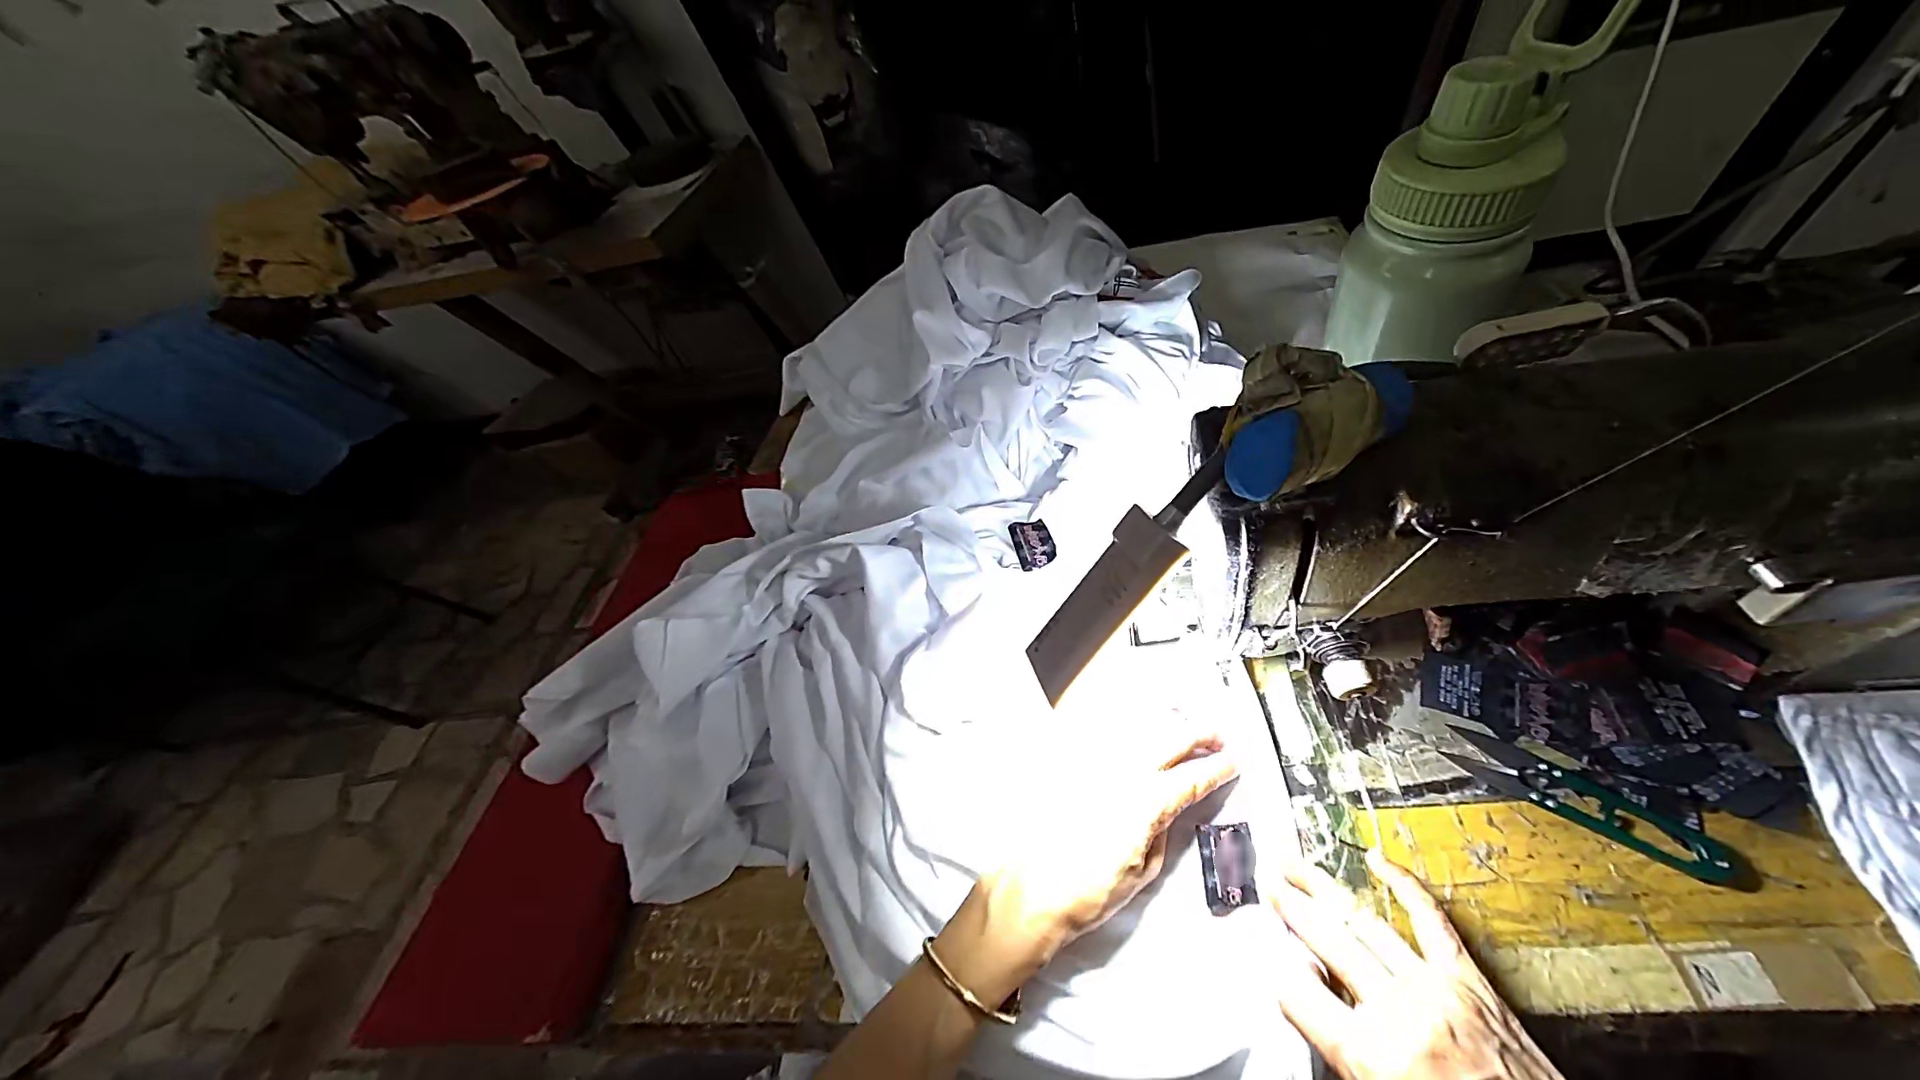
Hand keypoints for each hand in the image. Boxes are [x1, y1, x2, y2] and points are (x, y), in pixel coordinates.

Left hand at [951, 719, 1237, 982]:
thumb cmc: (1086, 891)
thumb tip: (1169, 812)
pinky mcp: (1070, 768)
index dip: (1216, 770)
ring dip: (1162, 726)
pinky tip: (1133, 730)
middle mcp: (1120, 775)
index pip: (1191, 779)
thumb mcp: (1144, 871)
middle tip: (1214, 736)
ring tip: (1179, 722)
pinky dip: (1125, 731)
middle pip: (1167, 740)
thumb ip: (1163, 833)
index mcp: (1146, 802)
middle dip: (1196, 735)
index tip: (1231, 763)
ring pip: (1135, 732)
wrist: (1032, 890)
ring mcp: (1092, 767)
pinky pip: (1103, 739)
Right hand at [1272, 848, 1562, 1079]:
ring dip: (1322, 888)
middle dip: (1288, 908)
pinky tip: (1377, 861)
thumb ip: (1343, 1053)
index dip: (1278, 974)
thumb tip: (1313, 1012)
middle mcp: (1399, 1012)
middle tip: (1266, 882)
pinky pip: (1430, 920)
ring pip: (1363, 921)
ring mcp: (1436, 989)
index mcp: (1372, 1054)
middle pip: (1325, 941)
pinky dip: (1403, 884)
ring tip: (1295, 866)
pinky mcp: (1471, 981)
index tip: (1268, 959)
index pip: (1299, 993)